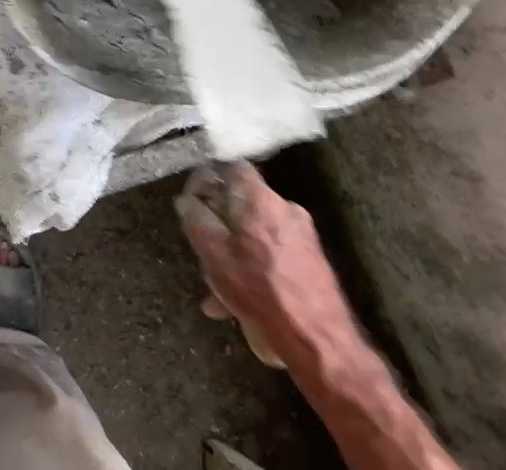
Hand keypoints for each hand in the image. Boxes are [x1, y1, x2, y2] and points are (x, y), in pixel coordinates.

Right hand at [176, 163, 358, 369]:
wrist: (318, 339)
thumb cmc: (260, 291)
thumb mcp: (214, 256)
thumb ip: (197, 221)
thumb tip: (187, 201)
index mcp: (261, 200)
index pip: (233, 167)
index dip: (210, 177)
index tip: (194, 200)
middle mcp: (286, 208)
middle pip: (242, 204)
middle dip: (219, 227)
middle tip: (204, 255)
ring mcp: (303, 234)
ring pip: (255, 233)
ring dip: (234, 253)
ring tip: (218, 292)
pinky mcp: (311, 258)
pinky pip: (272, 252)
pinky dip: (254, 267)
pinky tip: (238, 301)